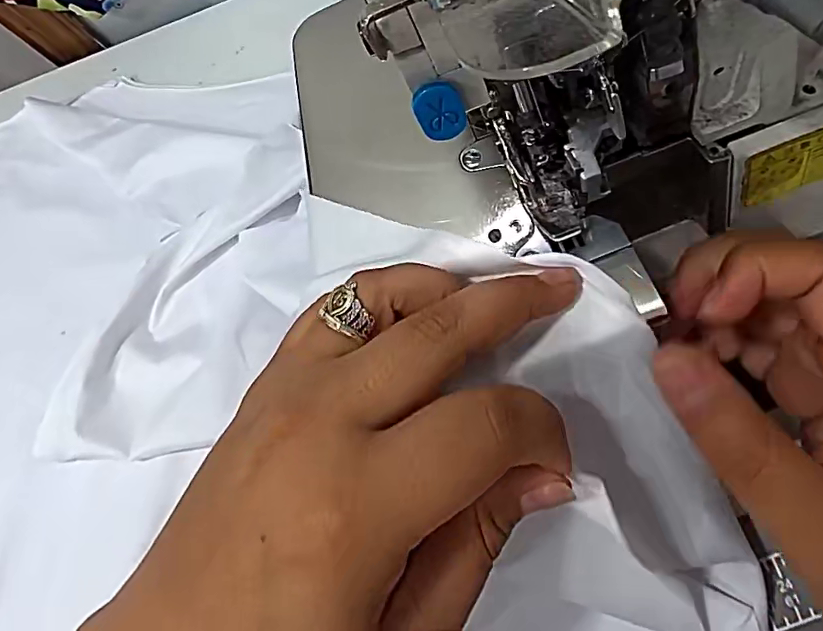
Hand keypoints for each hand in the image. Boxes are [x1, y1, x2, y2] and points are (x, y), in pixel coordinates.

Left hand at [83, 263, 582, 630]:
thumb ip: (475, 539)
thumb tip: (537, 472)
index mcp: (355, 503)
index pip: (483, 425)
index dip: (540, 433)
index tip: (554, 458)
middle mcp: (318, 423)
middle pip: (440, 330)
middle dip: (513, 301)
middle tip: (556, 289)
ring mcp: (285, 391)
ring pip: (381, 294)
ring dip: (446, 282)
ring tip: (491, 289)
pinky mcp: (266, 383)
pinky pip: (331, 308)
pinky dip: (384, 293)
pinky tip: (415, 308)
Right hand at [651, 232, 822, 630]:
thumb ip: (740, 444)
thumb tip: (669, 360)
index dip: (753, 270)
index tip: (699, 308)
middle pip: (796, 279)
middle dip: (723, 282)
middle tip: (671, 319)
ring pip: (777, 313)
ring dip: (718, 318)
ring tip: (676, 351)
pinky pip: (771, 356)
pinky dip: (726, 354)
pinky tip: (700, 376)